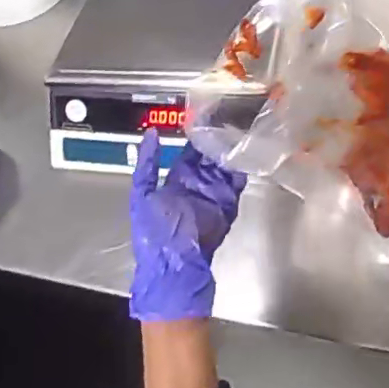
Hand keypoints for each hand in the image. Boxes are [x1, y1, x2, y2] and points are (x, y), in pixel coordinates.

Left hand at [129, 130, 245, 321]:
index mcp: (176, 181)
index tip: (206, 116)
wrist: (174, 271)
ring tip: (240, 131)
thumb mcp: (142, 195)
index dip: (198, 136)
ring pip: (225, 168)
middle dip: (219, 140)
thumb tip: (151, 133)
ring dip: (232, 152)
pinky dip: (242, 170)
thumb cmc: (153, 234)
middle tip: (230, 117)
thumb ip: (147, 165)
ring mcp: (214, 196)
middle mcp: (197, 186)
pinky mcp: (227, 207)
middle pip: (211, 157)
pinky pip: (236, 185)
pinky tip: (246, 154)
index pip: (190, 153)